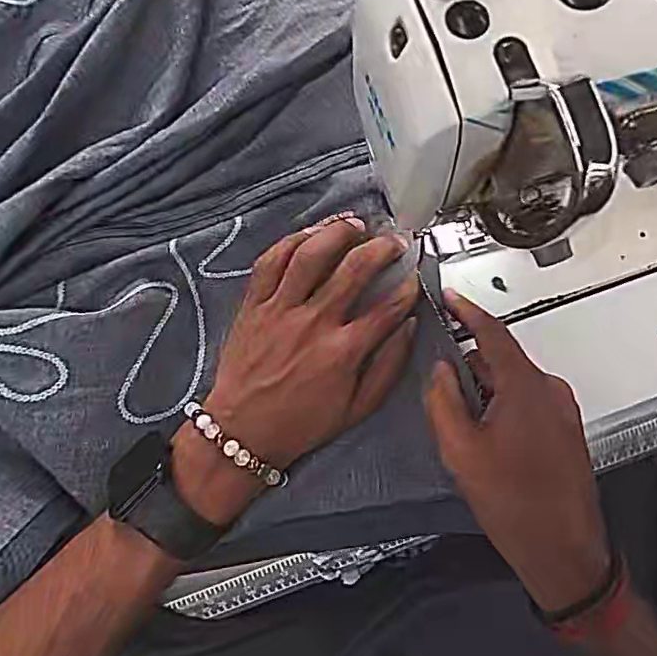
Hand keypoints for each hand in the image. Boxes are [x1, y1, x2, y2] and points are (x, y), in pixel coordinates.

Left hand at [199, 212, 420, 466]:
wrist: (243, 431)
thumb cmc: (300, 422)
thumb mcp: (357, 408)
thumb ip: (389, 367)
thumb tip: (409, 327)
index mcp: (342, 352)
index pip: (387, 307)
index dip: (407, 286)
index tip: (413, 275)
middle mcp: (313, 324)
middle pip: (354, 269)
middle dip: (381, 248)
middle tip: (392, 241)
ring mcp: (280, 311)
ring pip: (310, 255)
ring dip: (336, 232)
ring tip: (354, 224)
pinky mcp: (254, 306)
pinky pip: (270, 262)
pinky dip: (290, 241)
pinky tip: (309, 234)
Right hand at [423, 290, 609, 613]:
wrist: (563, 550)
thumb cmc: (519, 506)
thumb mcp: (460, 450)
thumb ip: (442, 400)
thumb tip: (441, 372)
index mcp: (525, 388)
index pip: (492, 332)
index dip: (466, 310)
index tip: (451, 297)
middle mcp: (550, 392)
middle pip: (500, 359)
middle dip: (469, 368)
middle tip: (444, 391)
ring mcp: (561, 410)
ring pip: (512, 382)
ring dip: (486, 393)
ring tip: (467, 431)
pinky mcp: (565, 428)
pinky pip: (527, 401)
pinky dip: (503, 407)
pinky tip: (489, 440)